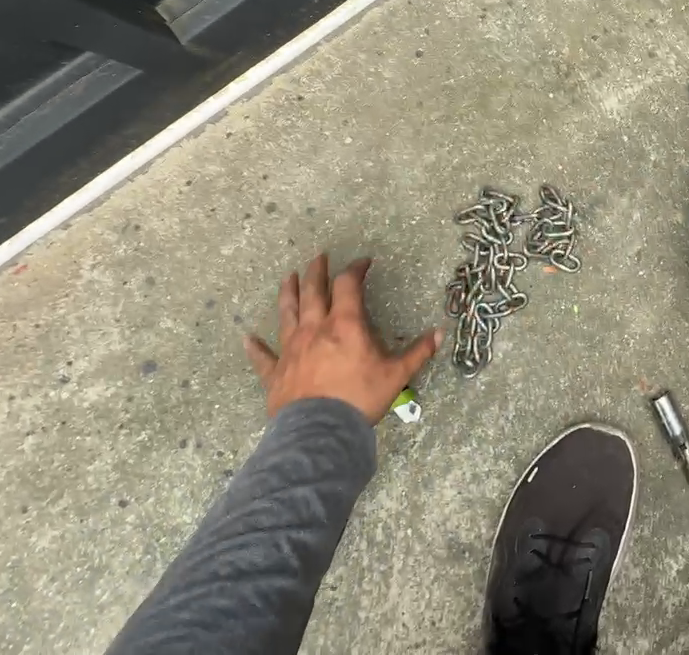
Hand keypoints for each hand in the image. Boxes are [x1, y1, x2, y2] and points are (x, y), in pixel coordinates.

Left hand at [244, 253, 441, 422]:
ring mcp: (291, 349)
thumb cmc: (360, 397)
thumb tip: (441, 333)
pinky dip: (254, 347)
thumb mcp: (397, 374)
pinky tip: (246, 338)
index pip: (348, 285)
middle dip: (317, 272)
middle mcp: (315, 329)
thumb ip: (419, 352)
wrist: (319, 432)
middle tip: (319, 257)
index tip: (364, 262)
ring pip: (287, 314)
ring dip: (288, 293)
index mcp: (345, 325)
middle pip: (313, 292)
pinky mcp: (275, 373)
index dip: (355, 269)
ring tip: (289, 277)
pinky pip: (262, 357)